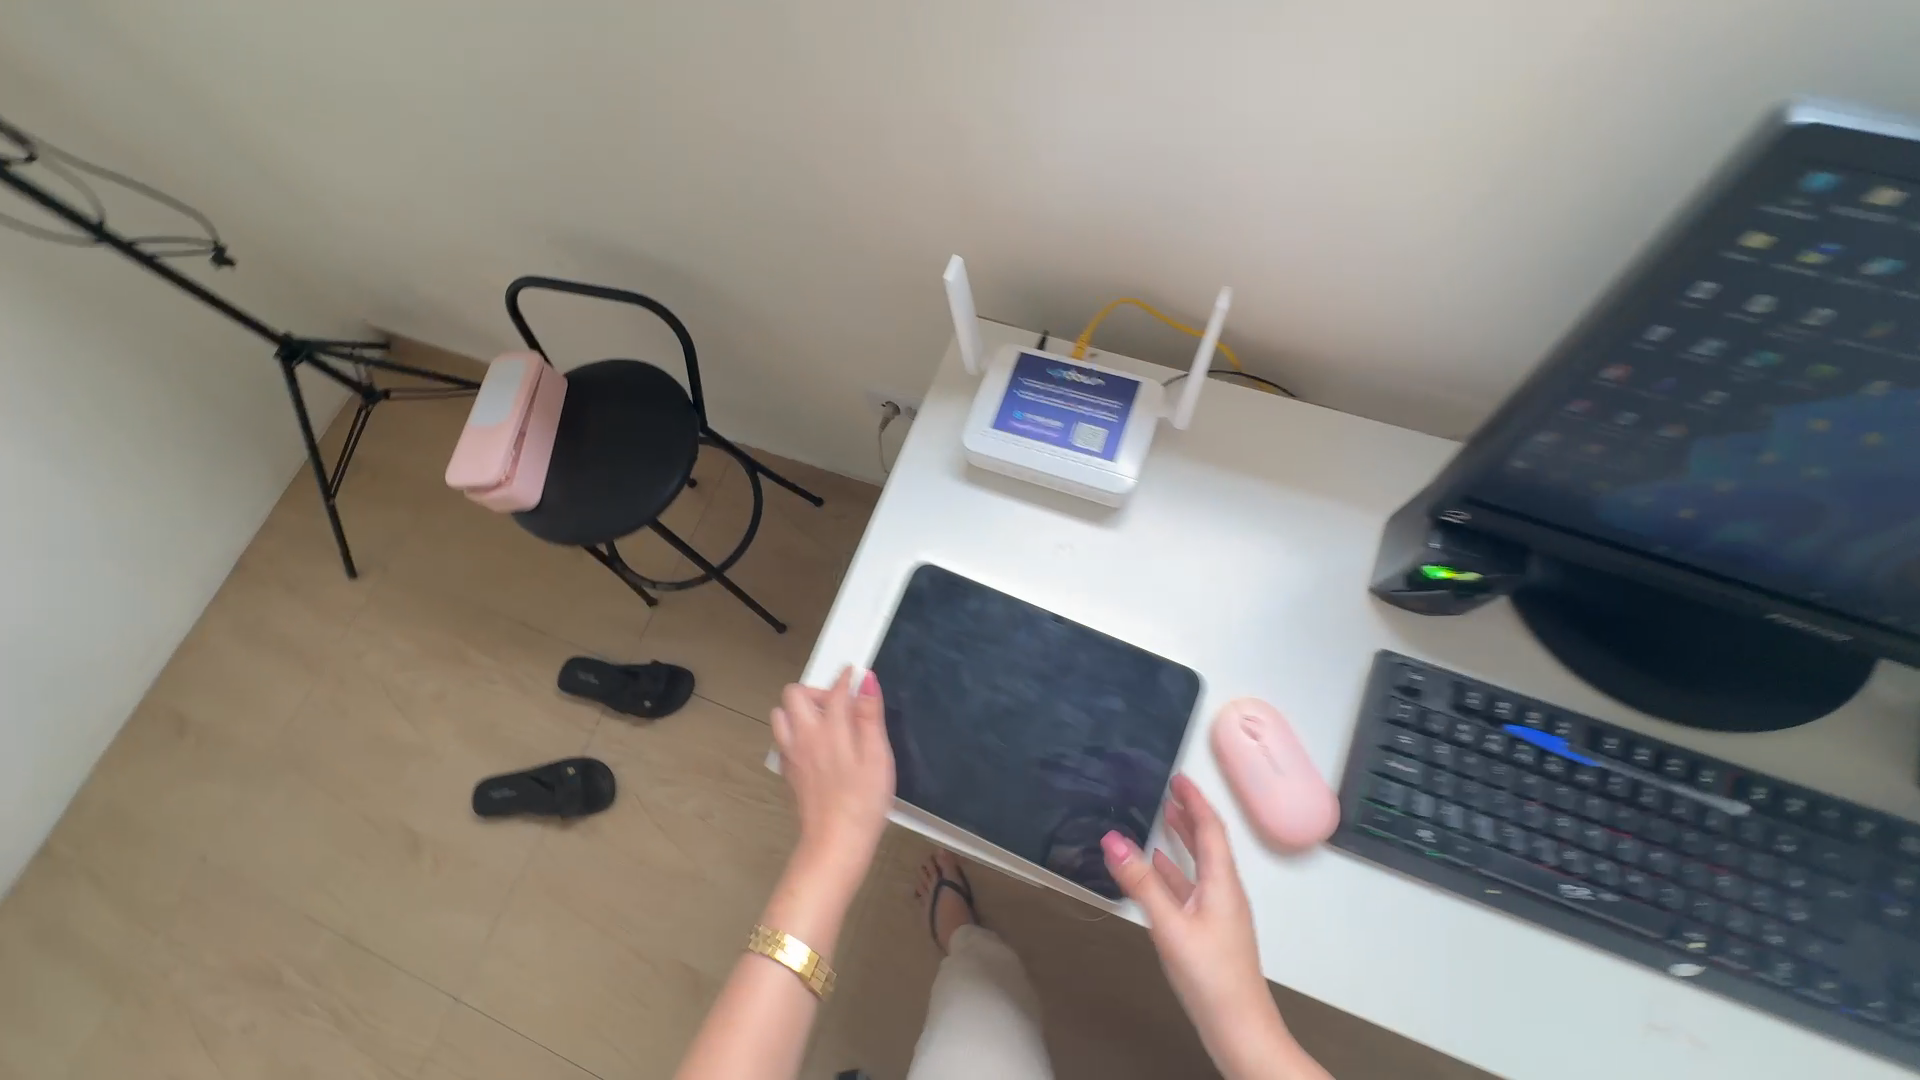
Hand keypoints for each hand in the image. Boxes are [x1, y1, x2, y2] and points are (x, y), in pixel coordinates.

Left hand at [772, 667, 895, 878]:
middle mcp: (803, 736)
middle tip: (840, 705)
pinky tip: (817, 747)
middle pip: (795, 695)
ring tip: (826, 723)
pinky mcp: (789, 772)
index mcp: (828, 728)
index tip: (856, 674)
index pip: (834, 690)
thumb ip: (869, 714)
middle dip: (816, 690)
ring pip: (781, 716)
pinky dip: (796, 732)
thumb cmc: (863, 800)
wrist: (835, 843)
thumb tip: (866, 679)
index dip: (847, 678)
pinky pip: (783, 739)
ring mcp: (792, 754)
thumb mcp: (877, 755)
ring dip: (800, 710)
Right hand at [1102, 775, 1326, 1079]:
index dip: (1195, 801)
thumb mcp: (1170, 926)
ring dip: (1183, 839)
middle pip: (1209, 842)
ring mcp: (1218, 912)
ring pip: (1200, 864)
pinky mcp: (1210, 930)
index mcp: (1222, 883)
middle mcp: (1224, 891)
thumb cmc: (1210, 975)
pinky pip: (1191, 886)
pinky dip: (1175, 870)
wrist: (1240, 1030)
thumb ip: (1141, 882)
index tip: (1178, 777)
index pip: (1211, 829)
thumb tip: (1112, 839)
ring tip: (1162, 817)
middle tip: (1168, 789)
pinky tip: (1158, 868)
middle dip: (1190, 814)